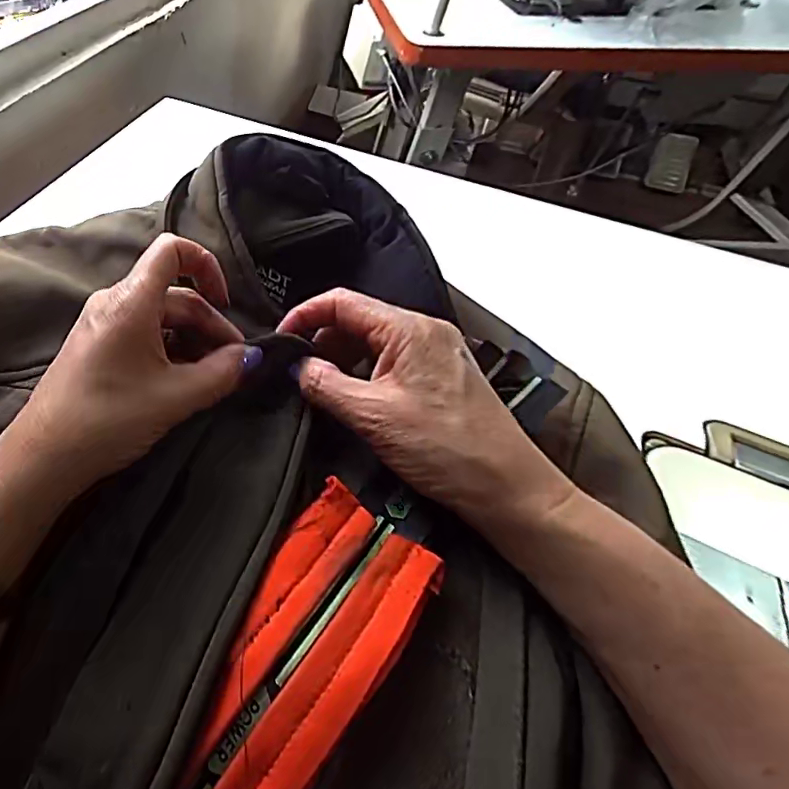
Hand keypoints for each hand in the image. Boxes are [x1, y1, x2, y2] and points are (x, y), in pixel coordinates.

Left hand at [0, 234, 248, 499]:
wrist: (44, 457)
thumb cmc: (105, 420)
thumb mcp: (176, 397)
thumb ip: (223, 373)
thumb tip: (253, 357)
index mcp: (130, 301)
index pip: (173, 250)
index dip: (207, 266)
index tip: (226, 302)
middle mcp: (114, 303)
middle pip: (176, 295)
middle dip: (210, 325)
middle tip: (234, 363)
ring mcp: (103, 325)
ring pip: (162, 318)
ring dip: (193, 342)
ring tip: (212, 378)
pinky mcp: (98, 348)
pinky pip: (145, 335)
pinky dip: (171, 351)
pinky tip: (183, 383)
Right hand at [279, 288, 574, 532]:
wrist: (505, 487)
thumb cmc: (453, 450)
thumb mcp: (373, 416)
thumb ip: (326, 386)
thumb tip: (297, 368)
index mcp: (410, 330)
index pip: (342, 302)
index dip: (304, 315)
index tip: (282, 338)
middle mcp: (425, 333)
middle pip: (357, 320)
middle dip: (322, 343)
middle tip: (301, 375)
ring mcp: (435, 354)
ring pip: (373, 343)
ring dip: (343, 363)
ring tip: (326, 393)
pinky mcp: (438, 376)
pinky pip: (391, 363)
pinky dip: (365, 376)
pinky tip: (356, 402)